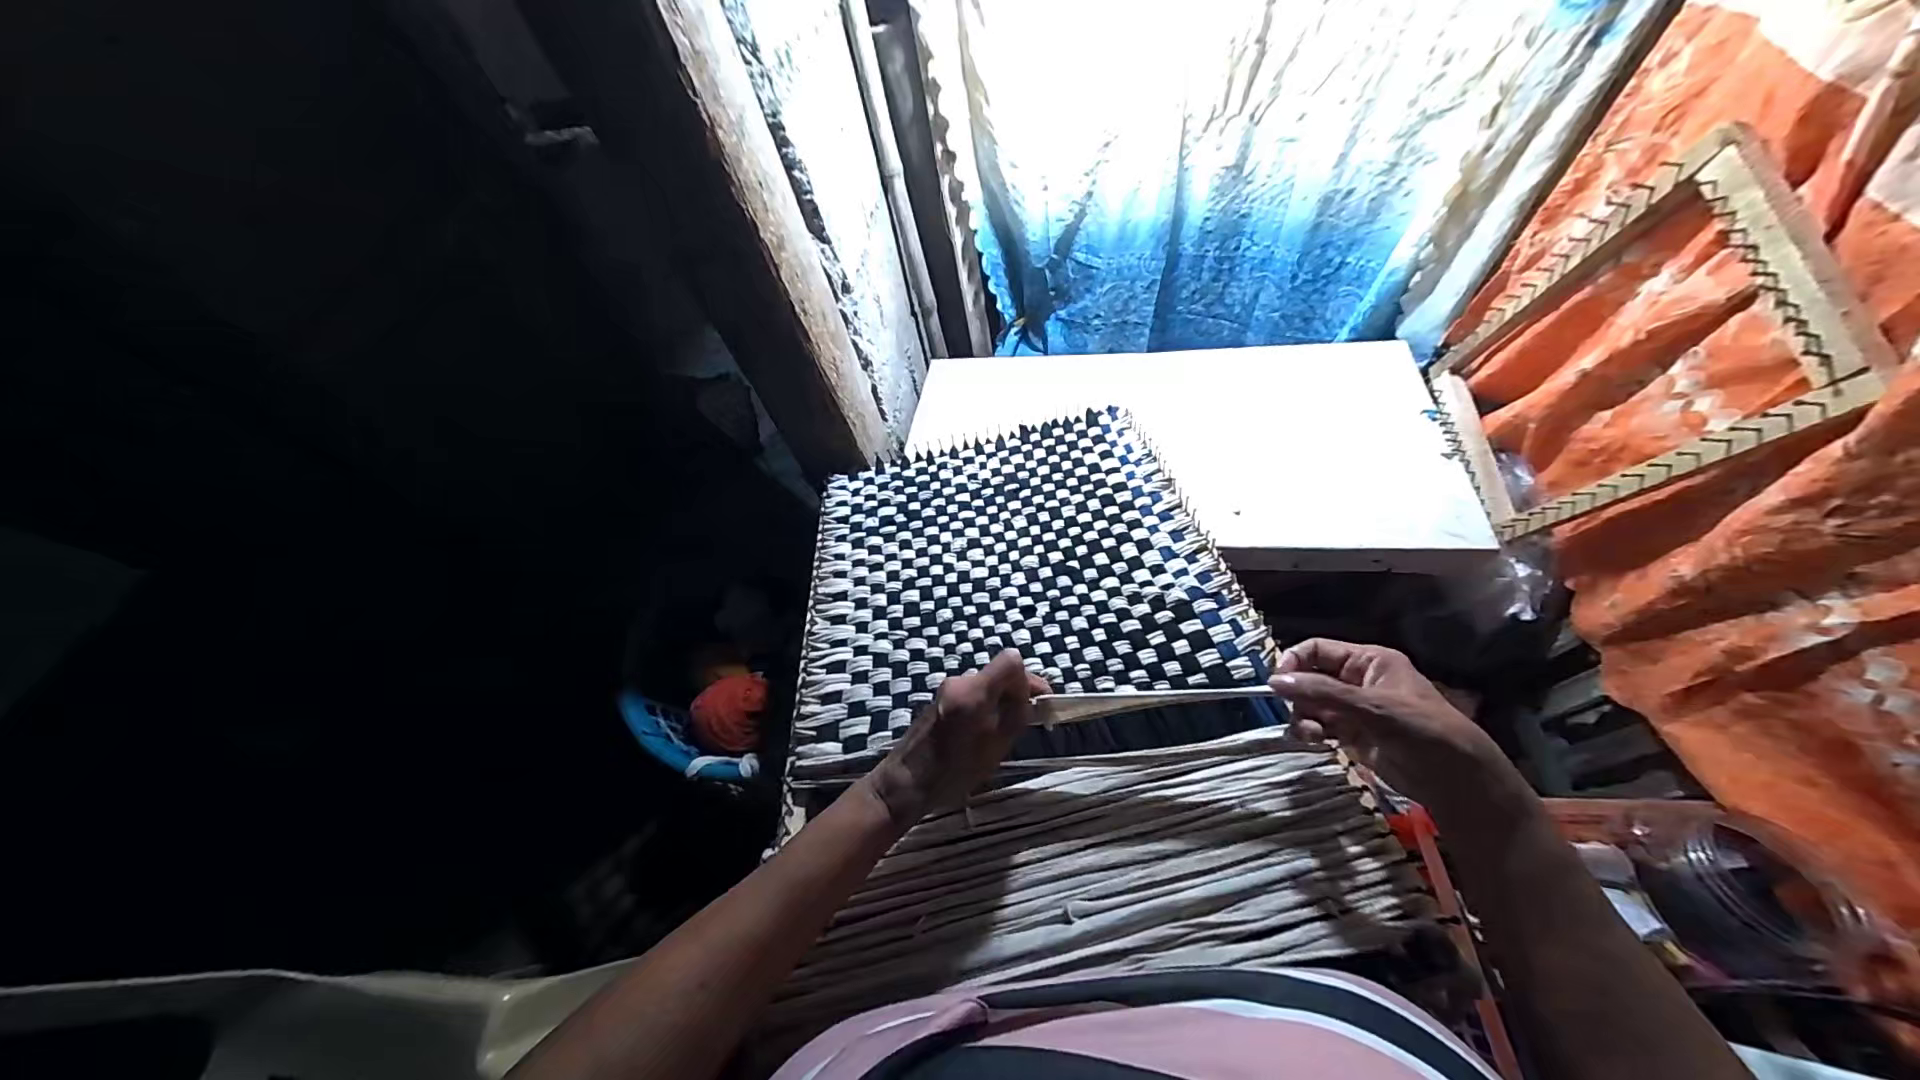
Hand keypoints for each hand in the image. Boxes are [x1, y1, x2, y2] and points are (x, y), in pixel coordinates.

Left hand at [860, 650, 1050, 826]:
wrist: (907, 781)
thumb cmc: (955, 770)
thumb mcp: (997, 745)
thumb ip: (1017, 713)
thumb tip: (1028, 695)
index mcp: (975, 690)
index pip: (1012, 660)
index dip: (1028, 679)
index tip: (1036, 704)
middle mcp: (960, 681)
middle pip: (999, 673)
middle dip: (1016, 692)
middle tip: (1026, 720)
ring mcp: (947, 689)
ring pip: (986, 686)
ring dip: (1000, 702)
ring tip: (1003, 733)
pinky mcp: (940, 700)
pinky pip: (972, 694)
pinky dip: (984, 707)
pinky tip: (982, 733)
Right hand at [1267, 639, 1528, 826]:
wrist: (1456, 782)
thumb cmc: (1423, 731)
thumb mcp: (1373, 707)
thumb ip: (1322, 692)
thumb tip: (1273, 681)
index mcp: (1368, 660)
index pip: (1315, 649)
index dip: (1293, 662)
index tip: (1277, 683)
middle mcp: (1356, 680)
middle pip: (1308, 676)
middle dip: (1298, 694)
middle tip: (1298, 713)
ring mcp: (1352, 708)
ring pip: (1308, 703)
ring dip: (1302, 716)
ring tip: (1310, 734)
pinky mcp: (1350, 733)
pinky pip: (1317, 724)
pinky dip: (1309, 731)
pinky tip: (1315, 740)